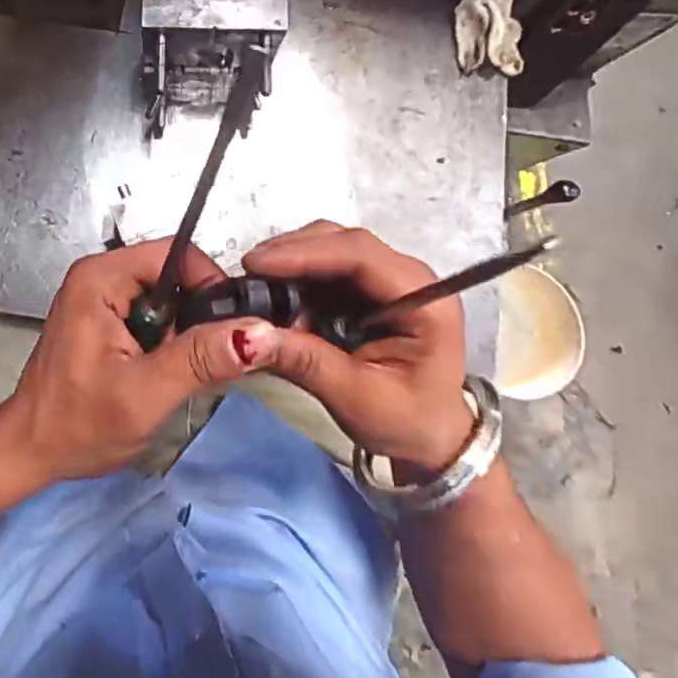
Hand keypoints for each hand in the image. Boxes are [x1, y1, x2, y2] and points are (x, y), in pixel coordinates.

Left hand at [0, 238, 272, 482]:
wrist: (32, 452)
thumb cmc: (77, 427)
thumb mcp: (146, 395)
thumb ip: (201, 359)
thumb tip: (260, 333)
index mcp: (100, 278)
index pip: (178, 254)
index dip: (210, 285)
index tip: (224, 328)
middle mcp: (99, 275)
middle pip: (175, 273)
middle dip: (196, 315)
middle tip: (194, 360)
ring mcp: (100, 296)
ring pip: (169, 296)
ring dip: (183, 331)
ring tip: (171, 370)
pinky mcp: (105, 317)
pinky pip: (155, 313)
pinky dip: (168, 340)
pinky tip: (160, 370)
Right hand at [239, 223, 472, 473]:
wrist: (430, 435)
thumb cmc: (404, 420)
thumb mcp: (354, 397)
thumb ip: (304, 361)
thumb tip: (247, 335)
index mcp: (423, 299)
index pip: (361, 256)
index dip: (306, 254)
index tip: (257, 263)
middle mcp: (410, 278)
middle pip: (345, 242)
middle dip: (293, 251)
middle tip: (248, 270)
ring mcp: (390, 279)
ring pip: (334, 248)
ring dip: (292, 260)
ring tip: (256, 283)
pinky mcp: (370, 289)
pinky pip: (329, 267)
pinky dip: (298, 275)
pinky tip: (275, 292)